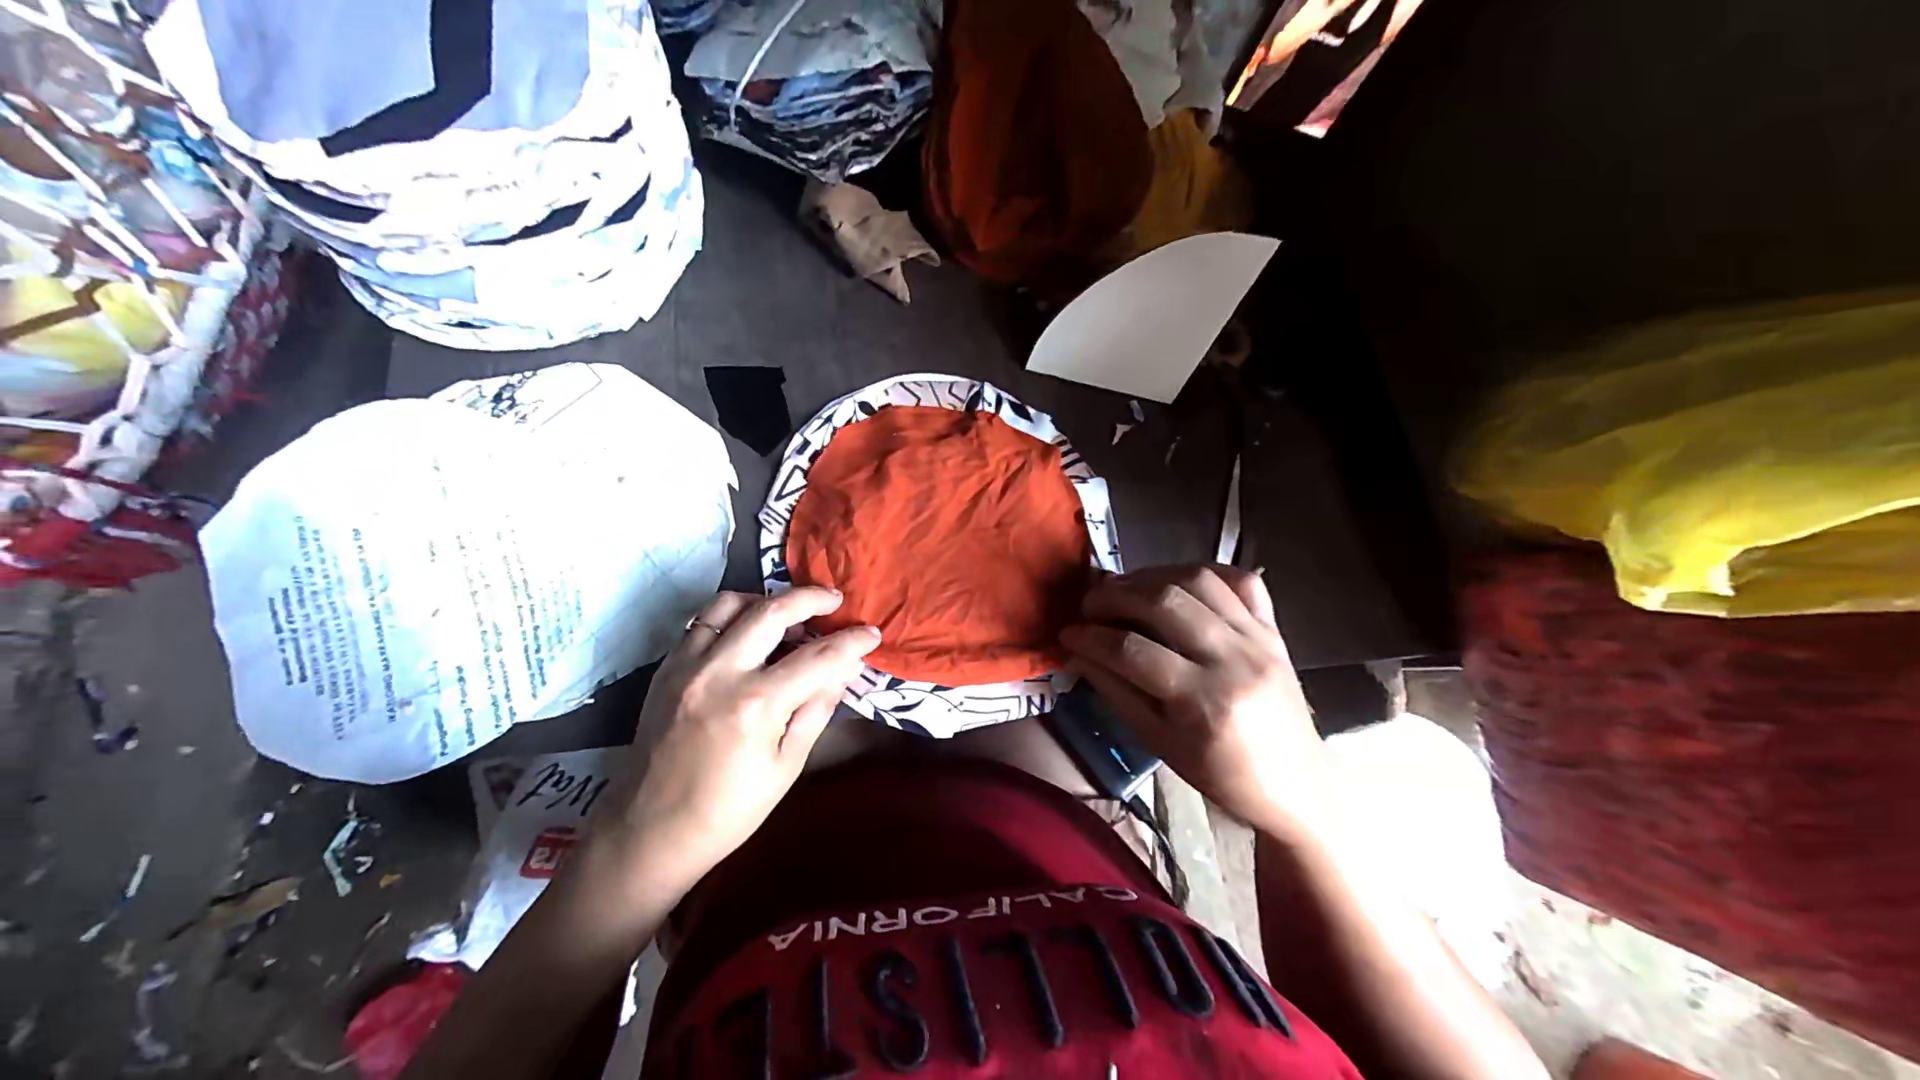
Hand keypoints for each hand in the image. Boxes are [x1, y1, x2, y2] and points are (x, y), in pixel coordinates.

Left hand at [602, 588, 880, 889]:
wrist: (650, 831)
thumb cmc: (728, 811)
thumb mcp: (787, 766)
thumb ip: (817, 709)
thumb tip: (845, 669)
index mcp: (755, 705)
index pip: (817, 658)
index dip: (851, 642)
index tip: (871, 633)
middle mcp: (719, 673)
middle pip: (772, 612)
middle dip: (810, 598)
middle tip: (834, 600)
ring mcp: (687, 666)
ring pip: (730, 604)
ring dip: (766, 600)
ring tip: (788, 612)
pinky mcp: (666, 668)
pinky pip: (701, 622)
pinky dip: (731, 615)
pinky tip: (747, 630)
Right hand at [1060, 565, 1329, 837]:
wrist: (1298, 785)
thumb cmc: (1222, 775)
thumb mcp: (1159, 744)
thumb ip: (1117, 693)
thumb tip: (1078, 654)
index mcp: (1204, 702)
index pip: (1133, 651)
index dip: (1091, 638)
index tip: (1067, 634)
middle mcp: (1235, 660)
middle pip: (1164, 603)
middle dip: (1115, 596)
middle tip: (1089, 605)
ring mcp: (1259, 638)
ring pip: (1199, 581)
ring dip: (1152, 576)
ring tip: (1125, 588)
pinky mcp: (1274, 629)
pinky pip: (1240, 580)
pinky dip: (1204, 572)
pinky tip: (1176, 581)